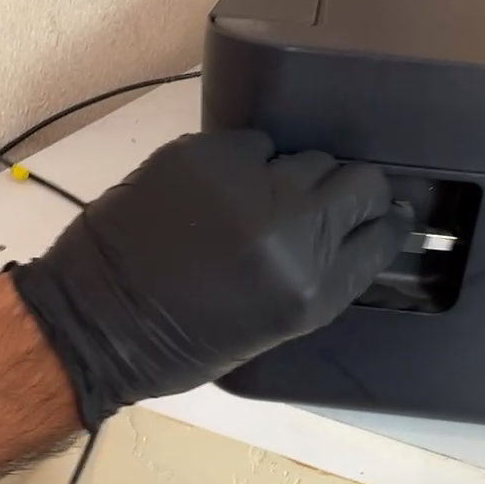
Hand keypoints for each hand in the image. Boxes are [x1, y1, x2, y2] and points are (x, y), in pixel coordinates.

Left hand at [9, 130, 407, 430]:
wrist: (97, 319)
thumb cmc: (186, 340)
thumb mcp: (276, 325)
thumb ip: (326, 274)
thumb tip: (364, 227)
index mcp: (309, 290)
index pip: (382, 237)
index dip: (388, 223)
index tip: (387, 216)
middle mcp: (288, 231)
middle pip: (360, 182)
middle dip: (354, 192)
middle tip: (329, 203)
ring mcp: (246, 186)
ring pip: (309, 156)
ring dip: (297, 177)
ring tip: (264, 201)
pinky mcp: (205, 154)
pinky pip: (255, 143)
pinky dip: (248, 163)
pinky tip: (223, 190)